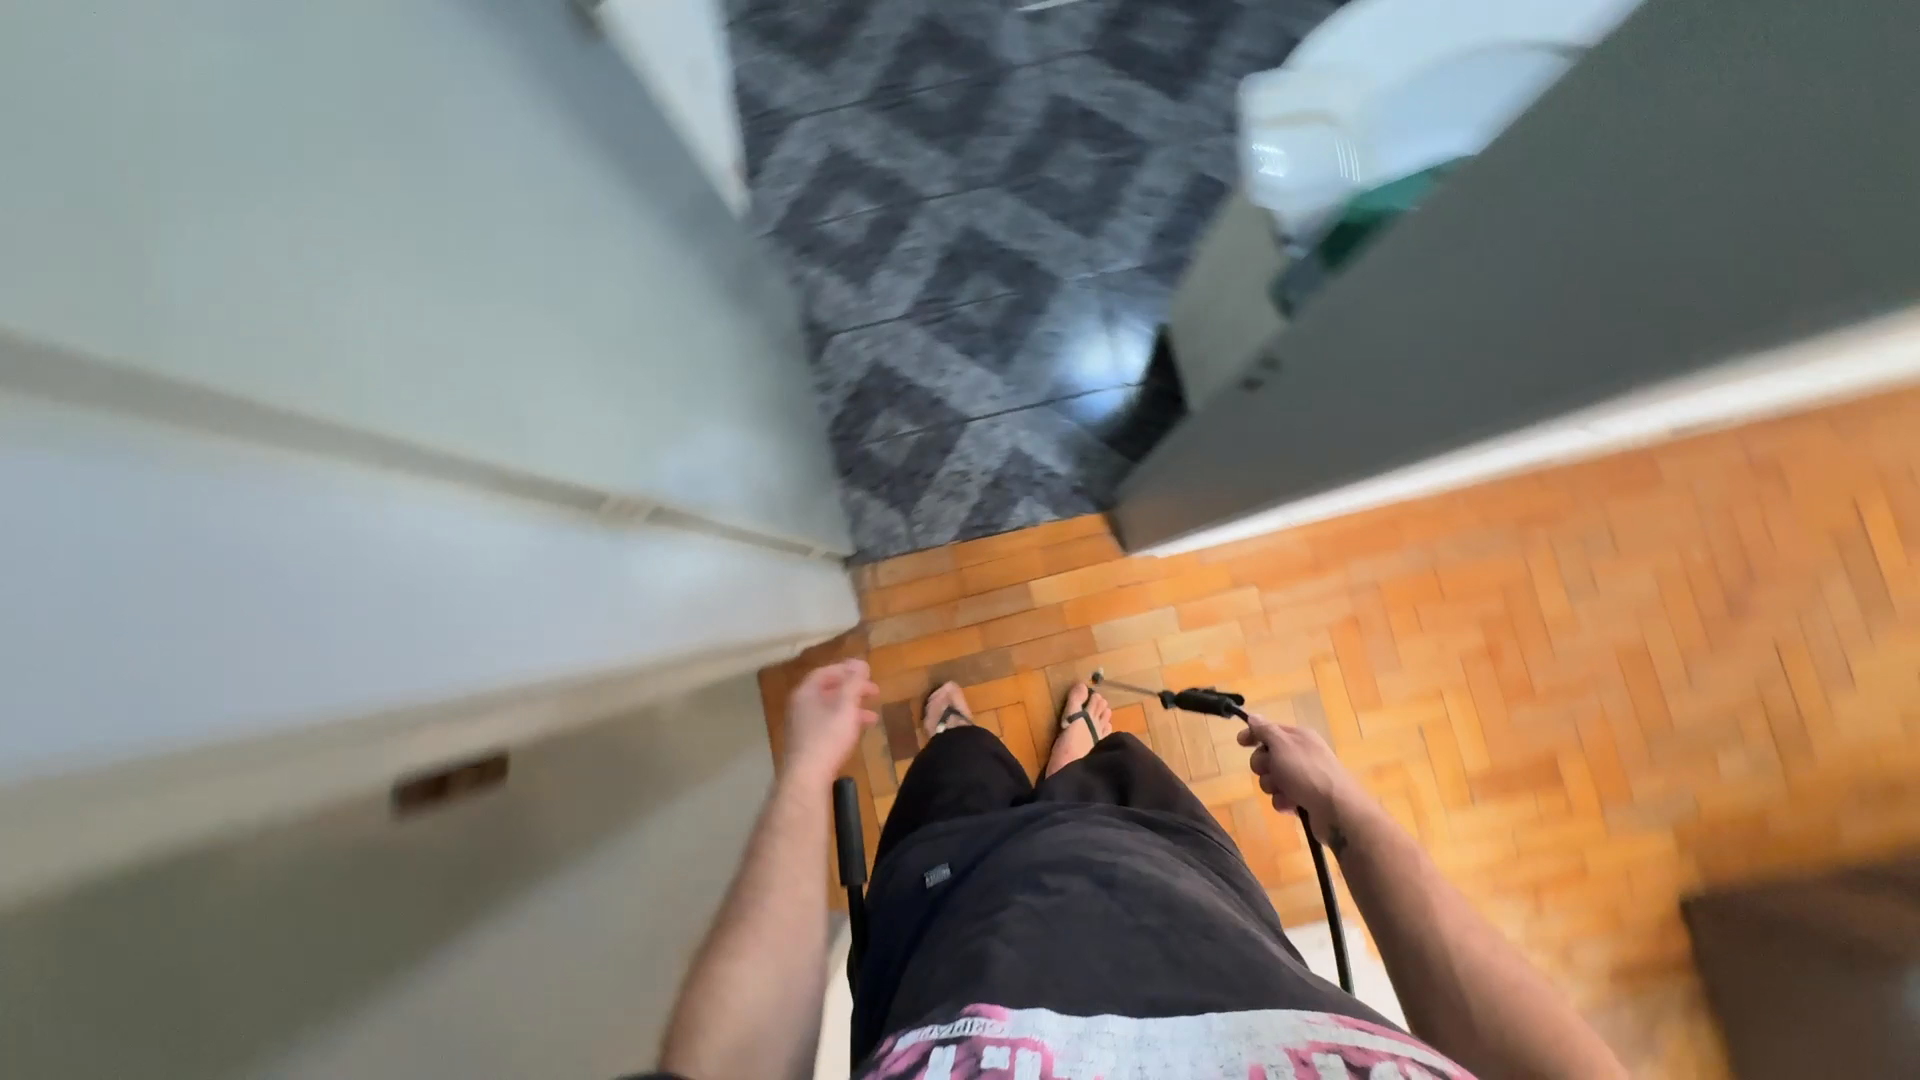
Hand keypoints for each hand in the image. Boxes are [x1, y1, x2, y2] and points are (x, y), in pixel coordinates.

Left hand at [783, 660, 879, 783]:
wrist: (807, 776)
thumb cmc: (827, 737)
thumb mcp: (845, 706)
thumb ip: (854, 683)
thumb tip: (860, 662)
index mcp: (805, 693)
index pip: (825, 672)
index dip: (846, 670)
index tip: (866, 672)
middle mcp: (799, 706)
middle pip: (827, 690)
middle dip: (852, 689)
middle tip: (873, 691)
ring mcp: (801, 725)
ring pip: (829, 709)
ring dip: (851, 708)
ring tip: (872, 715)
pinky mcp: (805, 742)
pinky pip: (826, 724)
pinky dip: (843, 722)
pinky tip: (857, 732)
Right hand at [1235, 715, 1371, 836]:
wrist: (1337, 810)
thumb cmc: (1307, 772)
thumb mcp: (1282, 744)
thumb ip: (1265, 730)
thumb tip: (1253, 717)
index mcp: (1299, 737)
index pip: (1269, 730)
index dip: (1253, 734)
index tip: (1241, 743)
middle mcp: (1301, 755)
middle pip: (1267, 756)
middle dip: (1263, 765)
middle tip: (1270, 770)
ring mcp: (1304, 778)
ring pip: (1273, 779)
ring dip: (1272, 786)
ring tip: (1284, 791)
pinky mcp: (1305, 799)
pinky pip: (1282, 797)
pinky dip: (1283, 801)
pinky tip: (1291, 805)